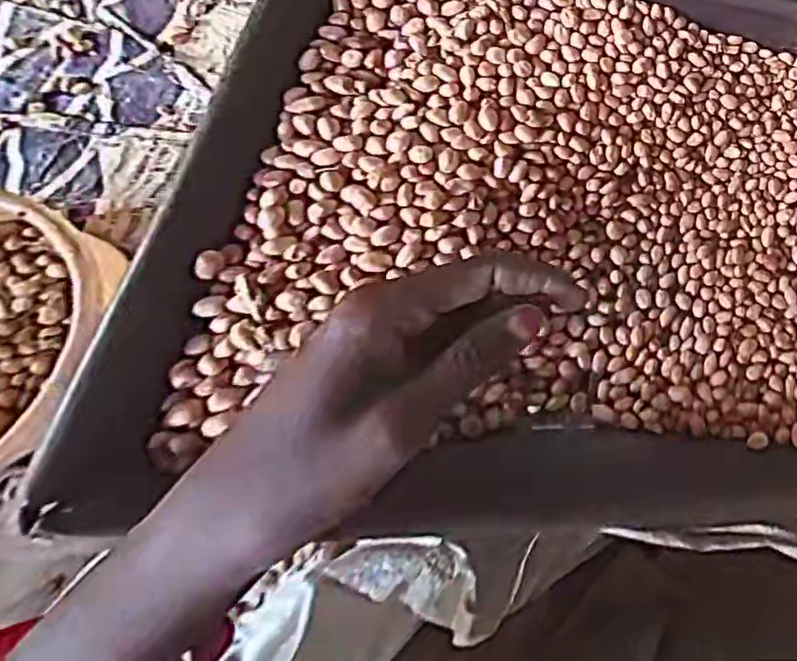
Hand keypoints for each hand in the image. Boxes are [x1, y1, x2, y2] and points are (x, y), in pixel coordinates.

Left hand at [154, 255, 584, 562]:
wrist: (215, 525)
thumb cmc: (307, 475)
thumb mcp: (400, 422)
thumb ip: (470, 362)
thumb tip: (535, 316)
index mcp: (382, 307)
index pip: (479, 272)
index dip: (537, 279)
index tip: (581, 298)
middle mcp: (377, 303)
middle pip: (468, 282)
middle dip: (525, 292)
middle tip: (576, 314)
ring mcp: (370, 327)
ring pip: (454, 307)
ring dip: (503, 315)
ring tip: (552, 330)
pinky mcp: (368, 353)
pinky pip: (434, 332)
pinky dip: (474, 338)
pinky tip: (499, 351)